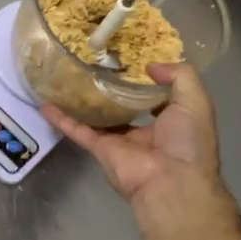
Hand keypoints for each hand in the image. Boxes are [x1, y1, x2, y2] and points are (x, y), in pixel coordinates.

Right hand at [40, 63, 220, 206]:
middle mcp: (145, 131)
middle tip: (93, 63)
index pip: (156, 96)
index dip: (145, 78)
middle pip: (122, 105)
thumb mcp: (196, 103)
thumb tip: (151, 65)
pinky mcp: (99, 149)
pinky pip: (77, 130)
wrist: (170, 182)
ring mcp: (119, 140)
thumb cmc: (187, 142)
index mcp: (171, 121)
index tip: (129, 58)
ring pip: (97, 116)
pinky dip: (61, 118)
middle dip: (110, 88)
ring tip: (64, 79)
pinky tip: (44, 103)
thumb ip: (180, 77)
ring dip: (81, 101)